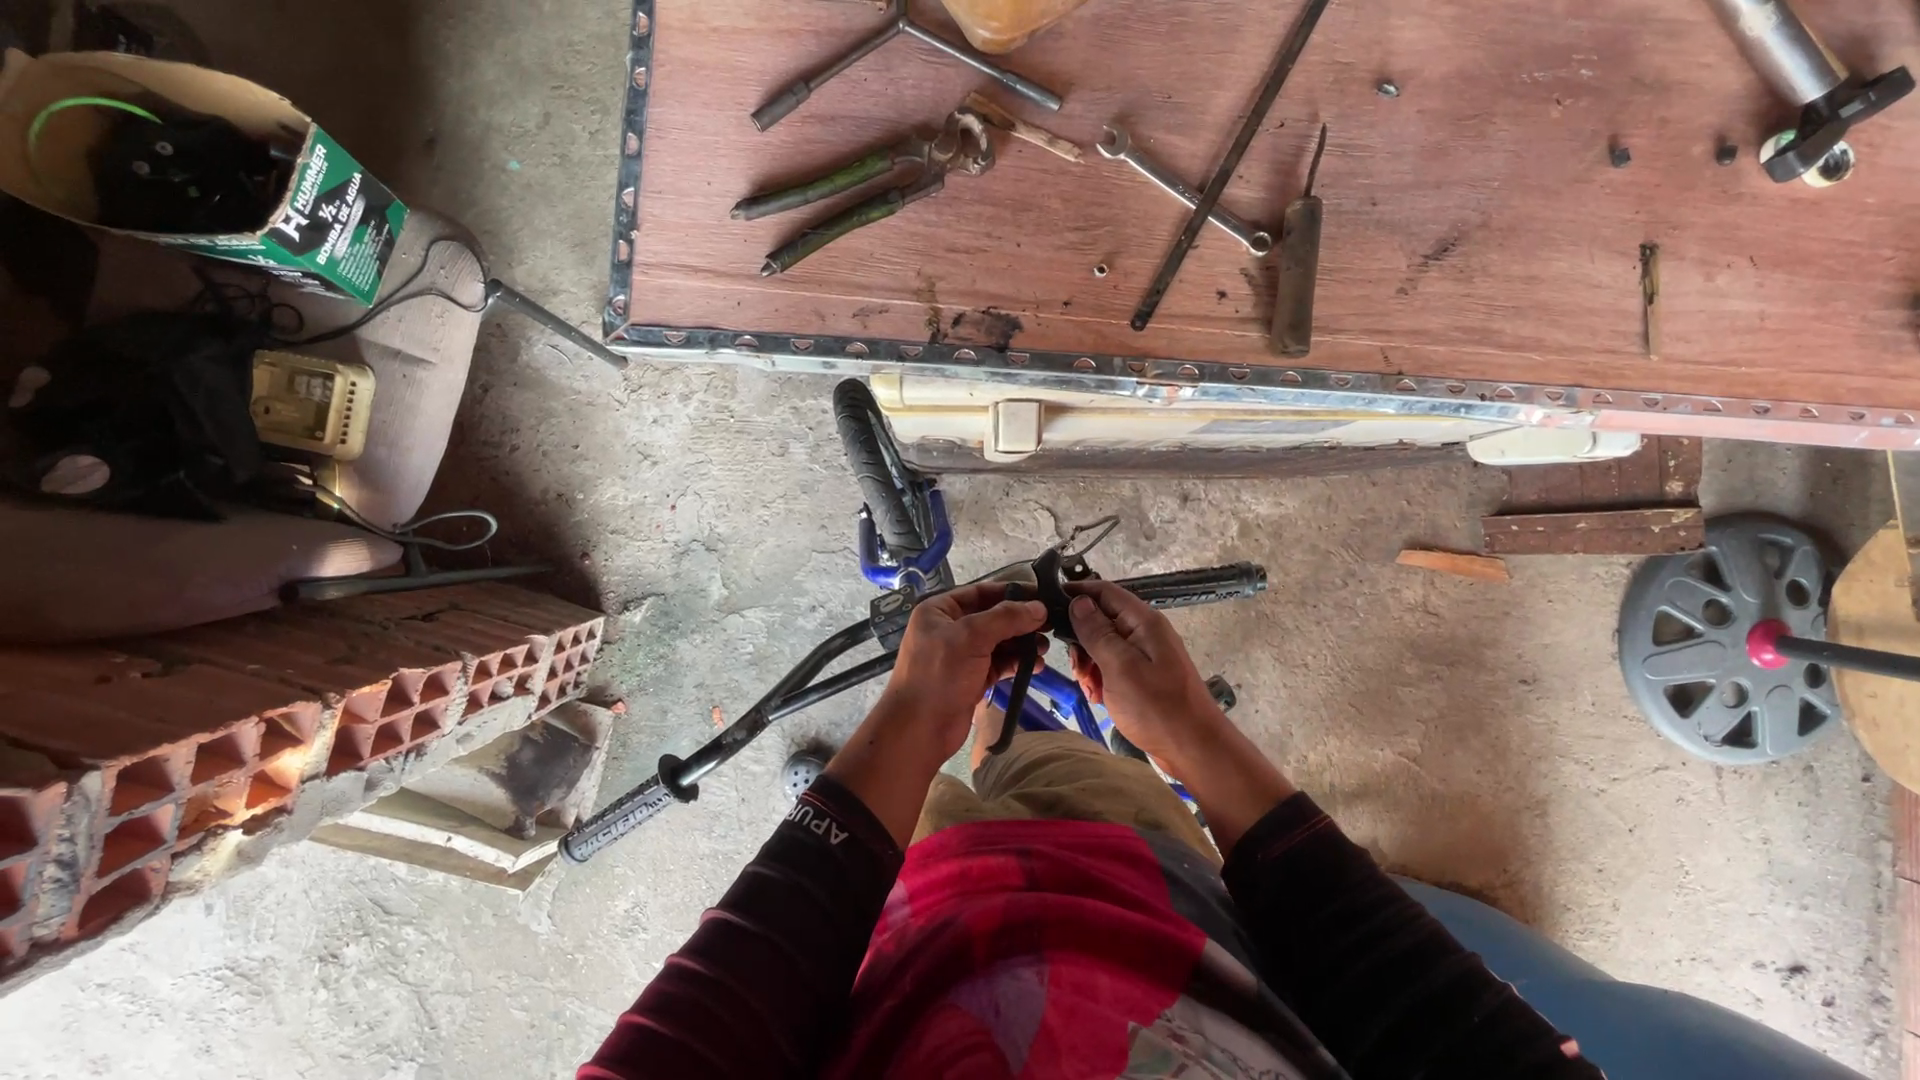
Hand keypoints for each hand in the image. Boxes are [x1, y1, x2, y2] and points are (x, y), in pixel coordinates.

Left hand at [875, 582, 1048, 763]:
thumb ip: (1006, 618)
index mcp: (940, 611)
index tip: (1041, 594)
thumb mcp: (971, 637)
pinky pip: (999, 664)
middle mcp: (950, 629)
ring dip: (1022, 643)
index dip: (1011, 592)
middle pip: (992, 617)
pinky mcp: (972, 679)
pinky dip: (1016, 663)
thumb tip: (1039, 607)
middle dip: (1020, 621)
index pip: (980, 592)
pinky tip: (1036, 665)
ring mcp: (961, 656)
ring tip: (1045, 647)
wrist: (919, 729)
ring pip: (998, 642)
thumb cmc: (939, 674)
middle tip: (1050, 623)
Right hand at [1066, 580, 1229, 772]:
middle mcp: (1145, 632)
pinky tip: (1100, 697)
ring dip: (1090, 664)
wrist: (1193, 749)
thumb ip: (1097, 632)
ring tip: (1091, 688)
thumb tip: (1078, 601)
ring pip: (1104, 645)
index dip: (1076, 594)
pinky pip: (1114, 666)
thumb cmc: (1157, 708)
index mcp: (1143, 621)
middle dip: (1081, 640)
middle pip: (1102, 620)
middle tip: (1077, 668)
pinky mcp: (1144, 676)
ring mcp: (1146, 655)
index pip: (1104, 592)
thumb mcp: (1120, 667)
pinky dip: (1101, 679)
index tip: (1047, 609)